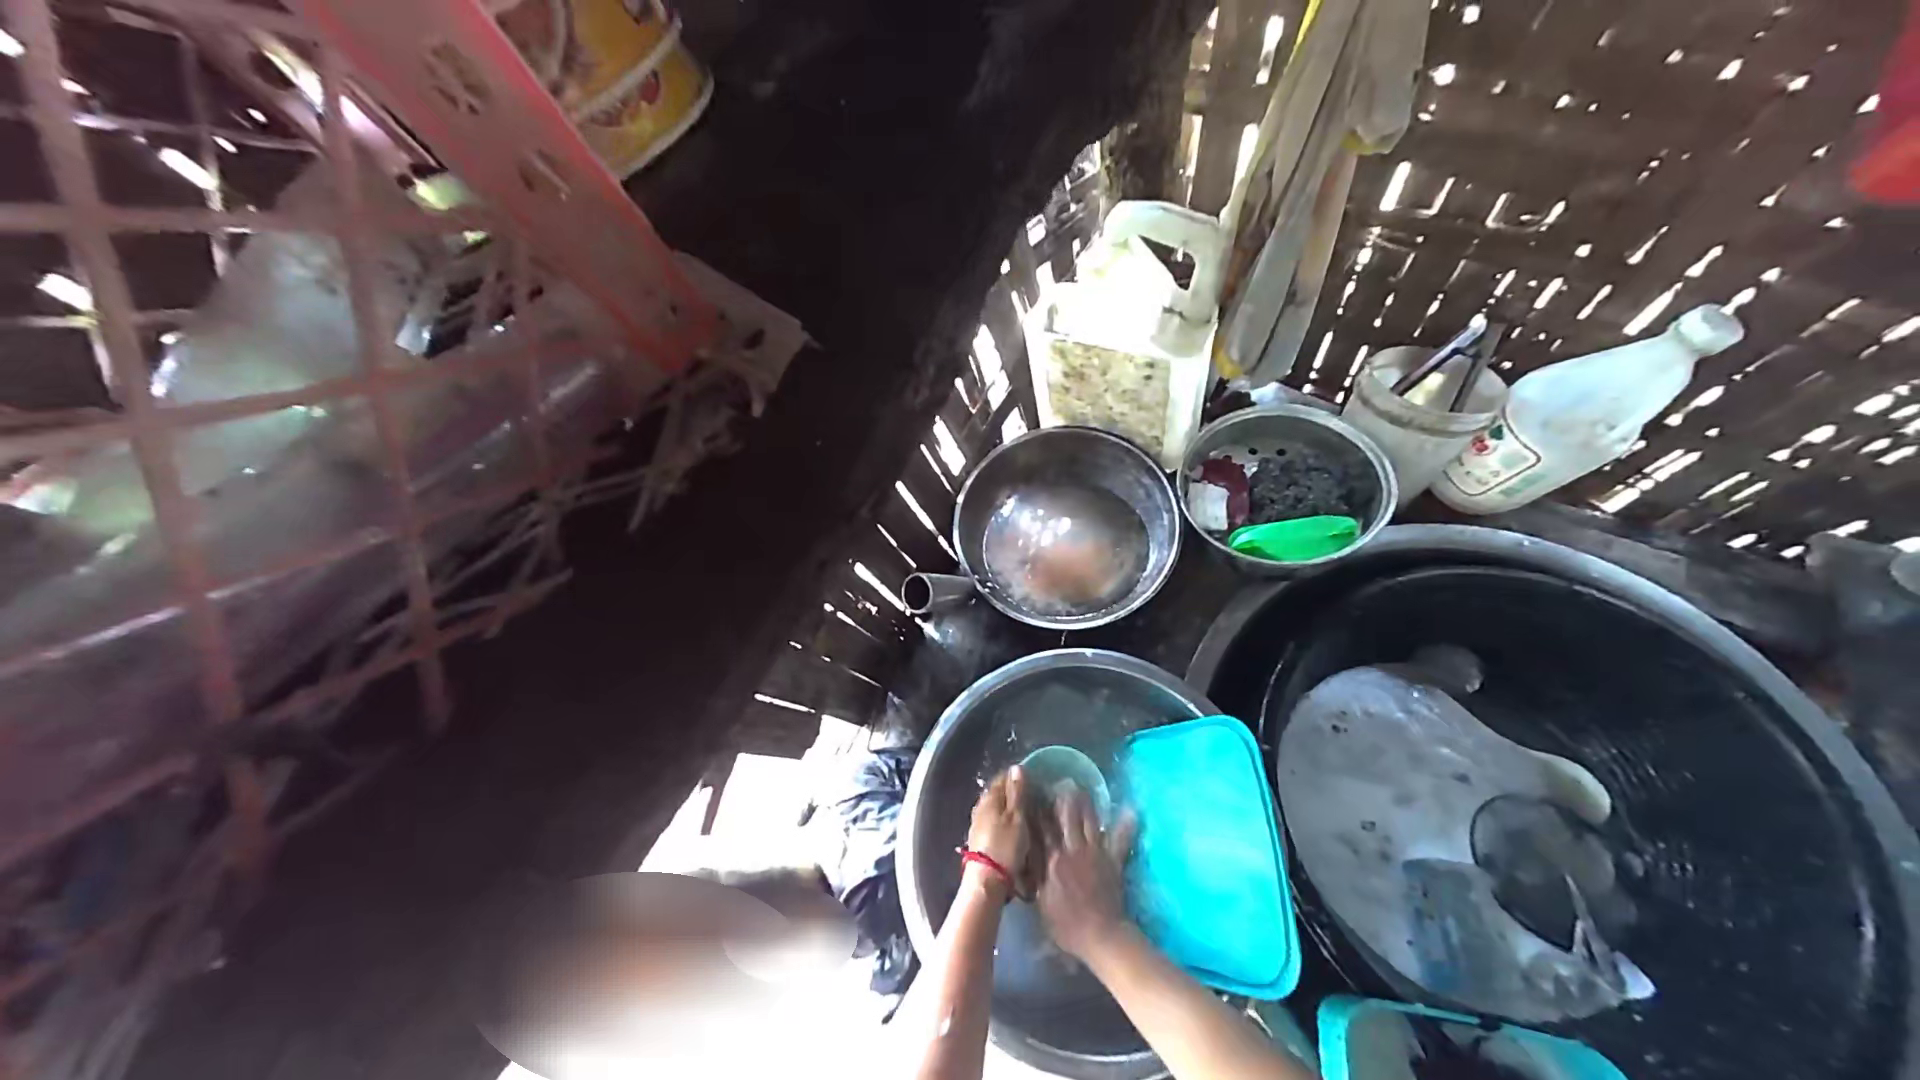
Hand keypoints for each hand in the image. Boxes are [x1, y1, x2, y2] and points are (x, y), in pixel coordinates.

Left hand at [966, 766, 1026, 888]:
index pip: (1002, 778)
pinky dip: (1004, 821)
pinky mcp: (979, 839)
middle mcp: (980, 806)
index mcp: (989, 797)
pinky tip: (1013, 829)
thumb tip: (1016, 767)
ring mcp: (977, 823)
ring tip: (1026, 814)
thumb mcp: (1017, 817)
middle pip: (998, 793)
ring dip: (1008, 808)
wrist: (986, 880)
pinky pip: (994, 822)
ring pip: (995, 808)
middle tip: (1032, 798)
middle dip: (1013, 793)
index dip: (1017, 777)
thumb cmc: (1005, 846)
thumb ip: (1017, 793)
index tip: (1033, 781)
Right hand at [1036, 789, 1137, 960]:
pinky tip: (1130, 810)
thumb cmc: (1065, 925)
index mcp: (1050, 860)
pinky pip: (1120, 839)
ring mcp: (1094, 852)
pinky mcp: (1113, 860)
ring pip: (1088, 820)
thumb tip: (1026, 855)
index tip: (1034, 793)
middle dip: (1061, 798)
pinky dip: (1125, 825)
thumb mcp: (1040, 901)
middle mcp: (1071, 849)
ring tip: (1082, 788)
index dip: (1036, 809)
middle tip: (1060, 783)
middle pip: (1065, 816)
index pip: (1040, 828)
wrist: (1099, 936)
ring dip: (1085, 803)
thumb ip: (1034, 875)